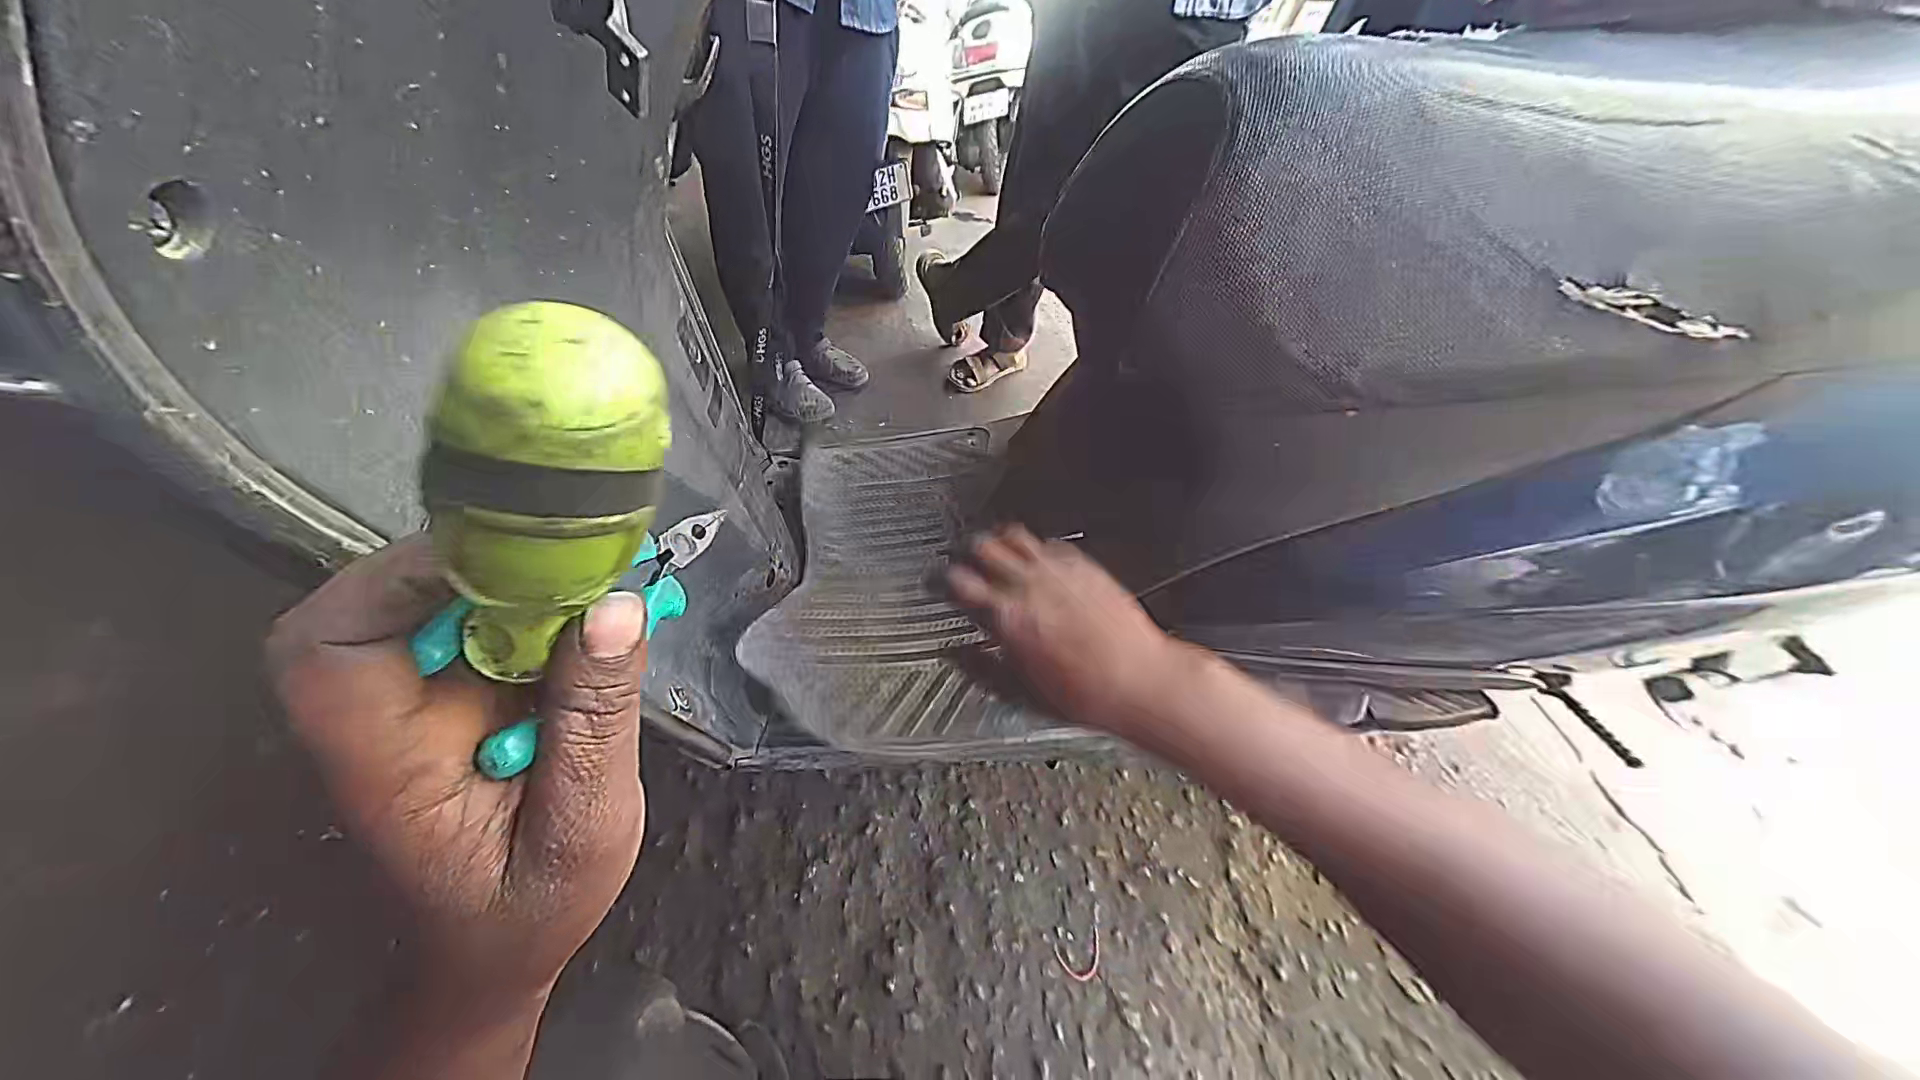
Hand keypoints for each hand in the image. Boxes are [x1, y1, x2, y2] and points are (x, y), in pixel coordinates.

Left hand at [266, 536, 647, 1051]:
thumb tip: (617, 608)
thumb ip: (597, 718)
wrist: (510, 940)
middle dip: (493, 565)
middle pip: (400, 603)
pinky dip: (560, 607)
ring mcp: (436, 703)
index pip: (332, 645)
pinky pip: (509, 628)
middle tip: (586, 555)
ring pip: (463, 606)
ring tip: (615, 575)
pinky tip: (614, 611)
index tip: (501, 550)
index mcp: (387, 762)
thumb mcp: (584, 822)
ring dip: (538, 581)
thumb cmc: (532, 905)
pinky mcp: (479, 695)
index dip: (398, 578)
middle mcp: (396, 717)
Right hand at [945, 525, 1203, 735]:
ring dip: (1000, 542)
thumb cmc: (1086, 693)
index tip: (940, 584)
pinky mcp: (1083, 566)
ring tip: (996, 552)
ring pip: (1014, 536)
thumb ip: (980, 668)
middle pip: (982, 547)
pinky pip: (1049, 544)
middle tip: (965, 562)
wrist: (1138, 680)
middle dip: (967, 553)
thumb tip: (957, 656)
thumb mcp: (1019, 693)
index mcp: (1007, 616)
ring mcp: (1057, 571)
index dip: (942, 580)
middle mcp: (1029, 586)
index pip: (958, 582)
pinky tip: (1037, 562)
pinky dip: (1036, 549)